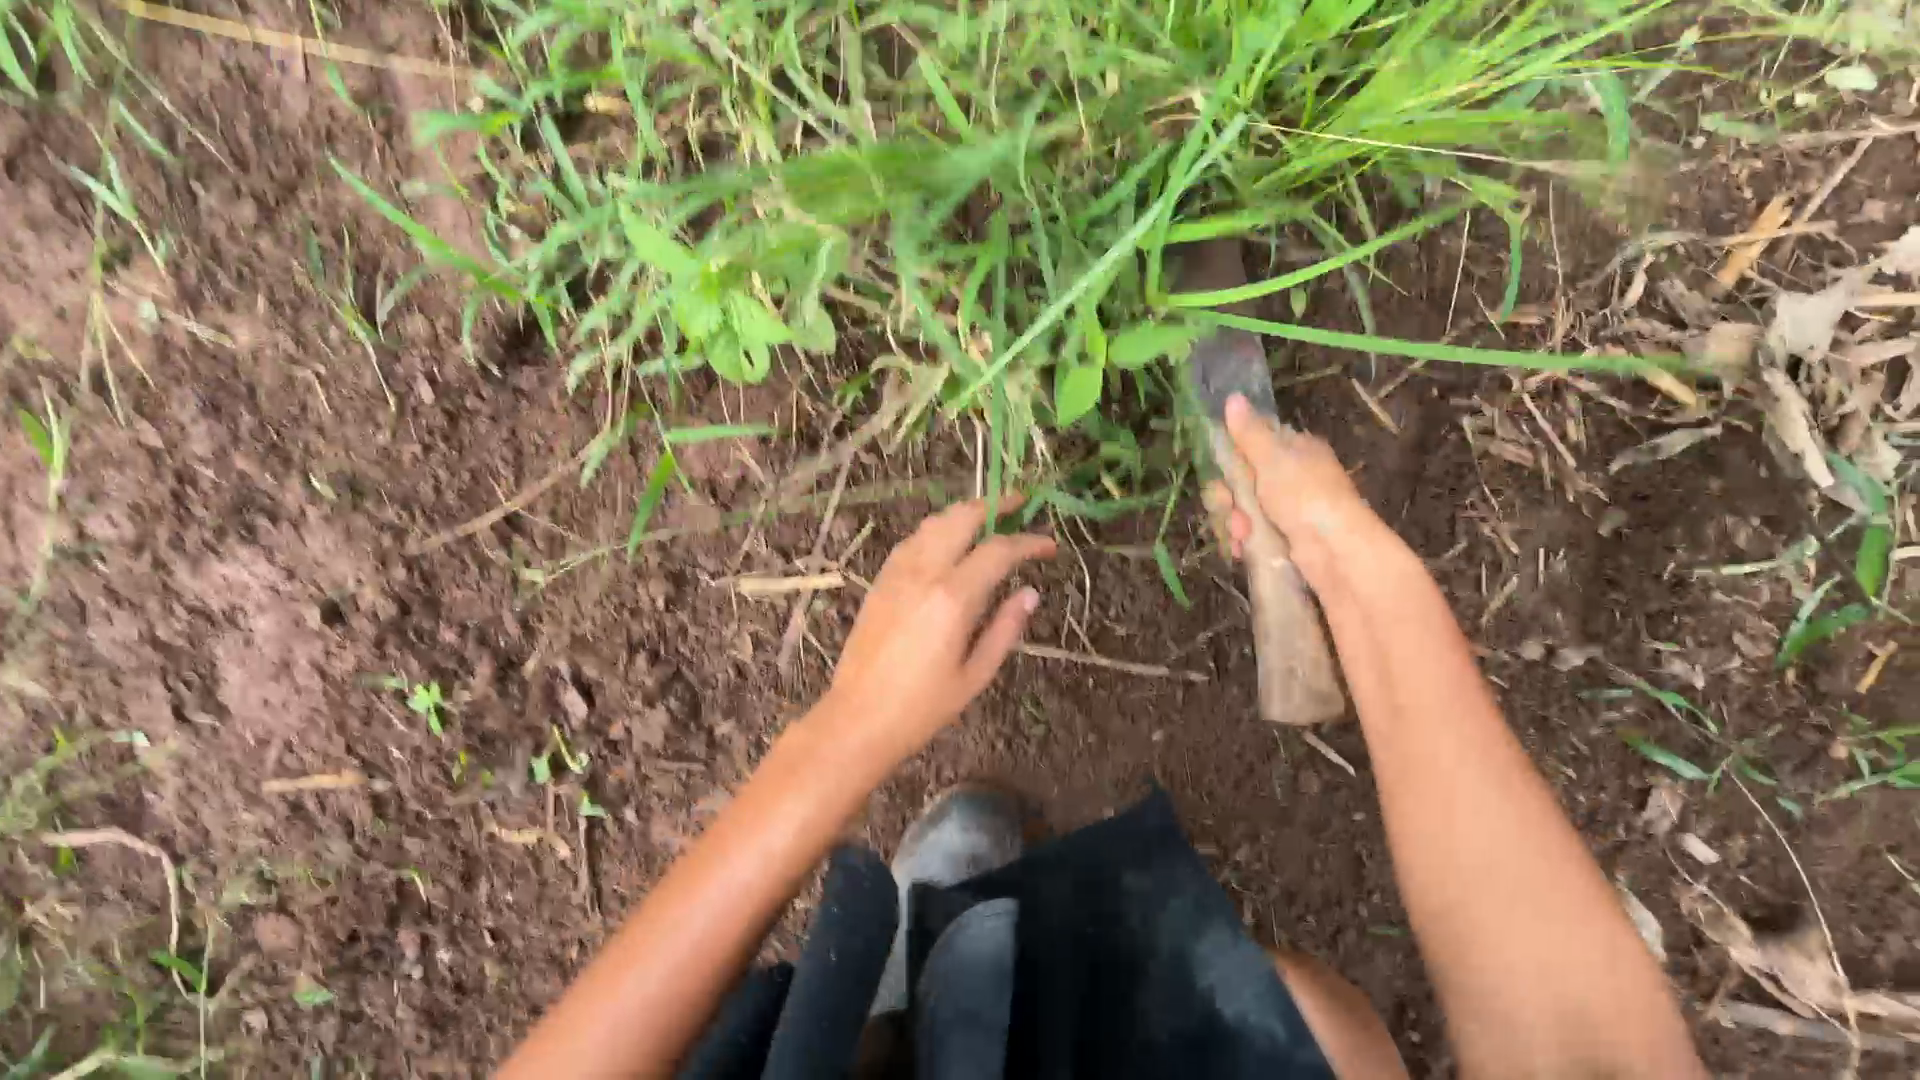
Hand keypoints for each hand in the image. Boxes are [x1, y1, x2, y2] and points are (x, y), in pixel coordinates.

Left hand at [819, 497, 1055, 765]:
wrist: (857, 719)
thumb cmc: (922, 707)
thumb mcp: (975, 675)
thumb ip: (1005, 629)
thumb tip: (1029, 593)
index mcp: (953, 598)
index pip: (998, 551)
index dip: (1028, 543)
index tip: (1049, 546)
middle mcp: (923, 574)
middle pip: (961, 518)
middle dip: (994, 504)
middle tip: (1020, 502)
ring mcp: (896, 574)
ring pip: (933, 523)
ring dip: (964, 512)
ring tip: (988, 517)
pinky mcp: (880, 582)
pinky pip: (912, 541)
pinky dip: (937, 530)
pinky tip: (947, 541)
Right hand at [1203, 394, 1376, 579]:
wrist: (1334, 549)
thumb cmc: (1305, 495)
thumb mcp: (1272, 458)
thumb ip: (1249, 432)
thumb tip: (1232, 397)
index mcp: (1296, 450)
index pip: (1255, 443)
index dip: (1233, 456)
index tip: (1220, 468)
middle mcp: (1292, 476)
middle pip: (1243, 479)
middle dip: (1229, 496)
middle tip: (1228, 505)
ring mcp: (1288, 508)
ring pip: (1244, 508)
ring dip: (1235, 520)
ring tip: (1240, 533)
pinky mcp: (1284, 536)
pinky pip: (1252, 531)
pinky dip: (1243, 539)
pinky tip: (1240, 547)